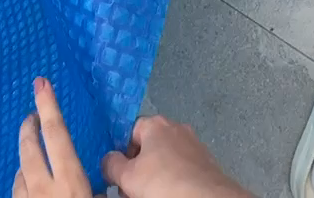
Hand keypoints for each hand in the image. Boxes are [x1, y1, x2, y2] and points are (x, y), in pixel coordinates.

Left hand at [15, 77, 92, 197]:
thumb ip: (98, 193)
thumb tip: (100, 189)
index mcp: (69, 181)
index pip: (56, 133)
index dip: (48, 105)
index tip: (41, 82)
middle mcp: (42, 188)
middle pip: (29, 149)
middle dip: (28, 128)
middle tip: (31, 116)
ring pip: (19, 173)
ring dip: (25, 162)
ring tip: (33, 158)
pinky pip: (16, 194)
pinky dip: (23, 185)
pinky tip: (29, 189)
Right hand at [101, 116, 253, 197]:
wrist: (203, 197)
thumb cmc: (162, 183)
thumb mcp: (128, 177)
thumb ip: (112, 165)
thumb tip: (108, 159)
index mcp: (155, 124)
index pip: (131, 131)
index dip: (123, 152)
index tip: (121, 174)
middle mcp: (175, 127)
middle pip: (149, 144)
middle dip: (139, 166)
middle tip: (133, 188)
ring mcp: (192, 142)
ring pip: (166, 157)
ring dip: (156, 172)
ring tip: (151, 193)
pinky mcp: (205, 160)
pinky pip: (182, 166)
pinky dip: (175, 177)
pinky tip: (172, 192)